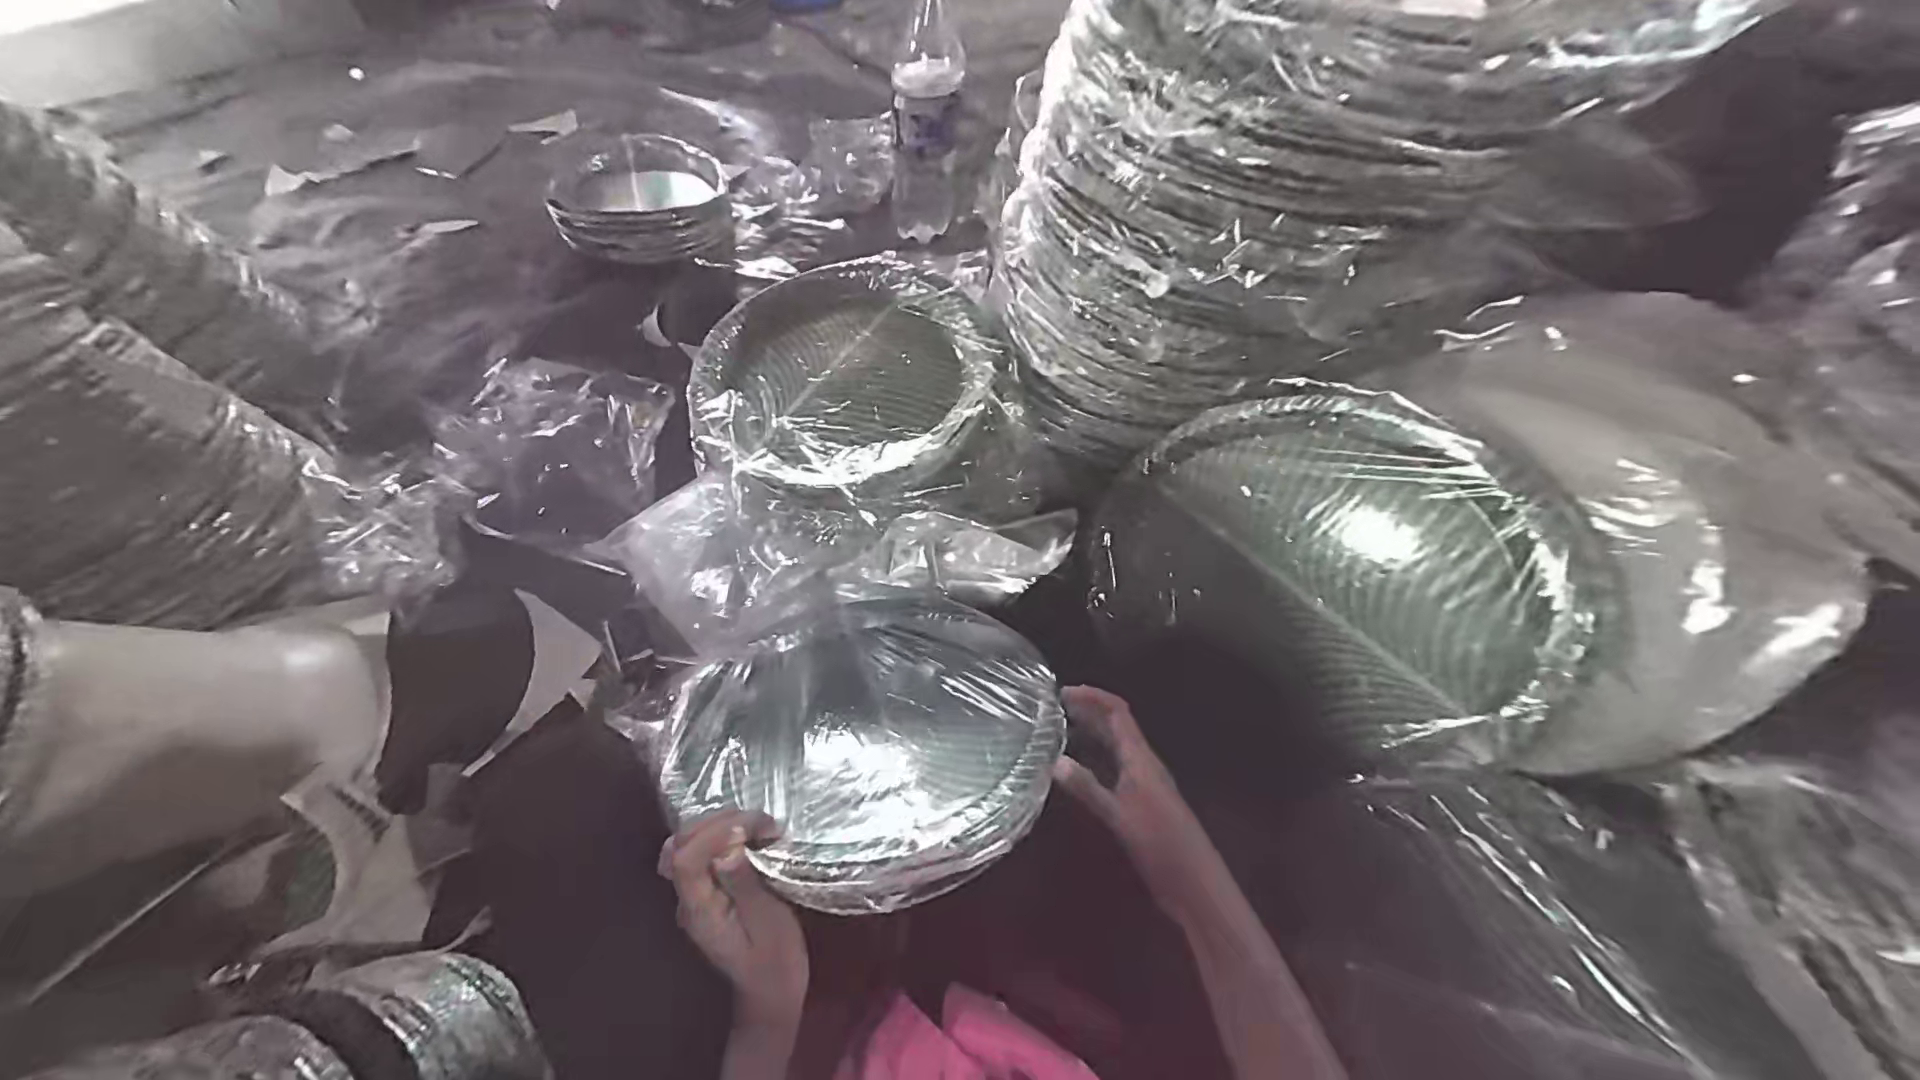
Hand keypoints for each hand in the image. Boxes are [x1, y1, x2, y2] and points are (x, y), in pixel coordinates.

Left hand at [661, 810, 808, 1031]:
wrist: (771, 993)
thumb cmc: (775, 959)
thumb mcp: (768, 920)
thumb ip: (744, 883)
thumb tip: (727, 847)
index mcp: (699, 909)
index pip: (685, 858)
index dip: (715, 831)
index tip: (756, 825)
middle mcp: (688, 899)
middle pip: (681, 845)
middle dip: (719, 821)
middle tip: (762, 822)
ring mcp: (694, 895)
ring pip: (687, 844)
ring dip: (720, 823)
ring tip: (759, 825)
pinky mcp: (707, 890)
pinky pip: (701, 852)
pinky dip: (722, 833)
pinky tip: (748, 834)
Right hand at [1050, 686, 1224, 917]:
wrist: (1195, 884)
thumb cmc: (1162, 845)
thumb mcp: (1119, 817)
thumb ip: (1088, 789)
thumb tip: (1054, 762)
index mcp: (1141, 759)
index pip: (1118, 713)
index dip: (1093, 697)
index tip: (1063, 691)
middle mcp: (1142, 764)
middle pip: (1116, 725)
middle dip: (1088, 710)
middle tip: (1054, 706)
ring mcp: (1143, 783)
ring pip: (1115, 746)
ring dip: (1091, 732)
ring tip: (1059, 728)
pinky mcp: (1140, 801)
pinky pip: (1114, 766)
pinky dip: (1094, 757)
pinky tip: (1077, 767)